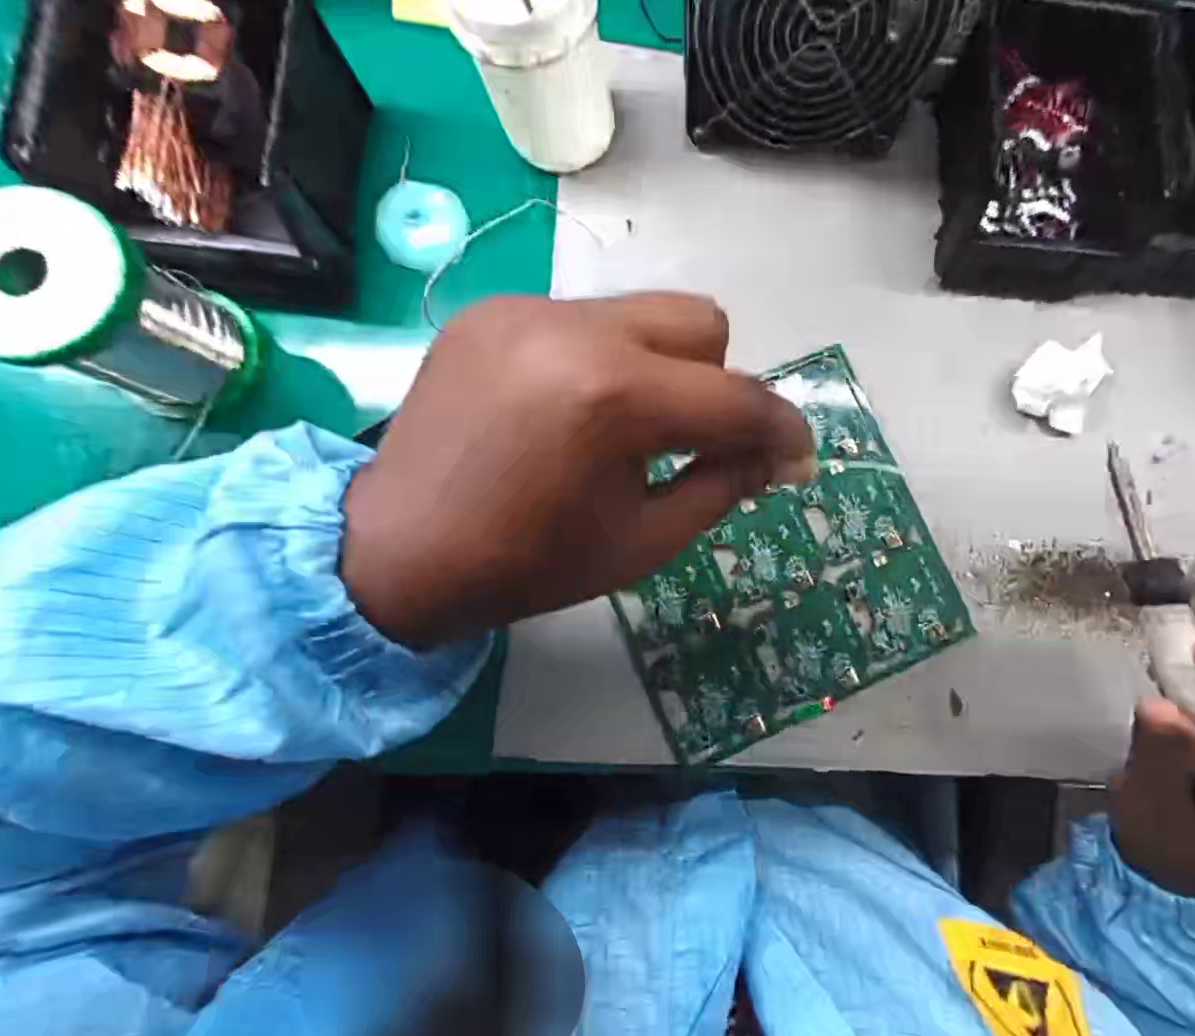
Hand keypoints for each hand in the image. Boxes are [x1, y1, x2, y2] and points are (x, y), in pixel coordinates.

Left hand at [340, 293, 814, 647]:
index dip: (781, 431)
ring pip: (639, 314)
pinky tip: (562, 413)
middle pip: (698, 323)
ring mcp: (524, 309)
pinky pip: (578, 322)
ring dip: (655, 370)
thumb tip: (775, 455)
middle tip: (689, 442)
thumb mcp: (642, 543)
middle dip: (715, 385)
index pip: (734, 398)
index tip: (795, 458)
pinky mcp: (489, 312)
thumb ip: (721, 486)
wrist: (399, 553)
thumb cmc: (526, 566)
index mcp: (613, 399)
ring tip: (618, 430)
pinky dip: (596, 363)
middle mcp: (572, 329)